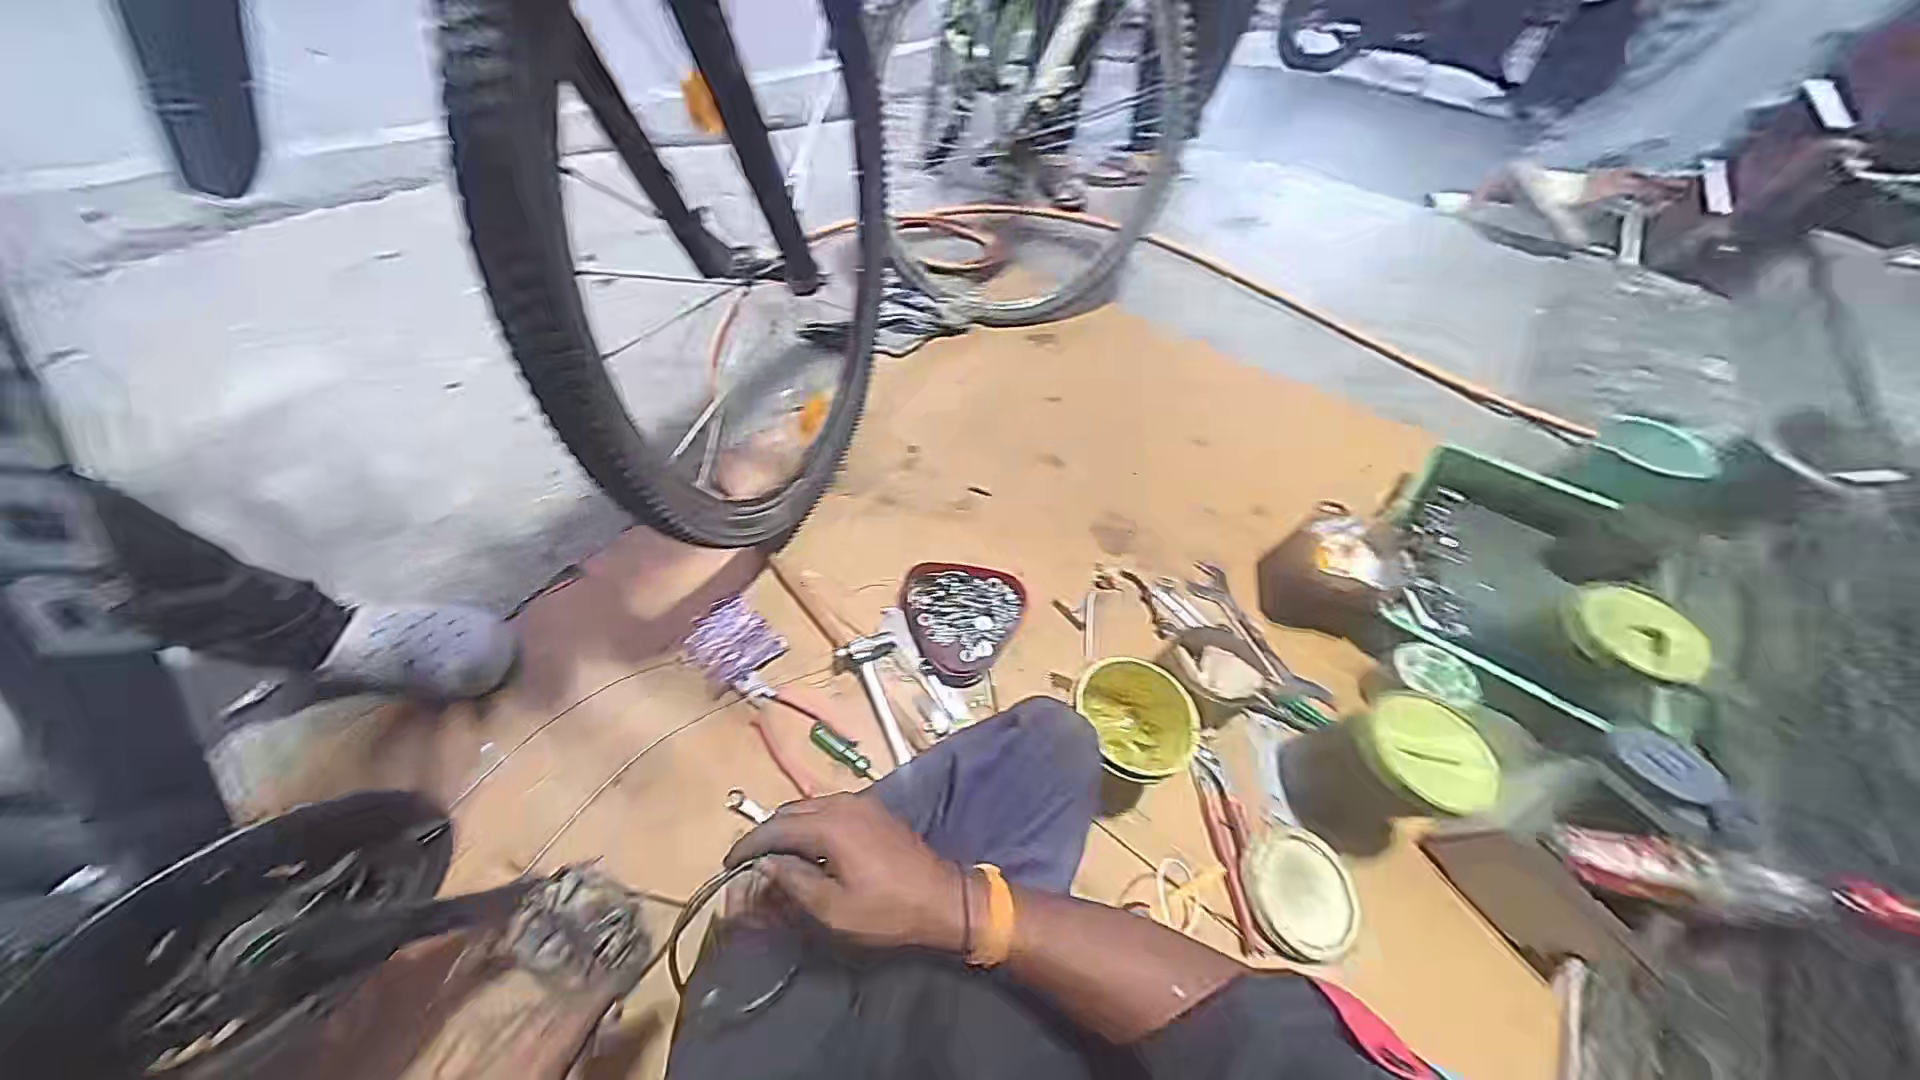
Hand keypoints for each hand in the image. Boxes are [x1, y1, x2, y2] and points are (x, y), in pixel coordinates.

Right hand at [724, 792, 967, 951]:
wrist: (941, 896)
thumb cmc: (887, 909)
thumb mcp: (834, 908)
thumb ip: (795, 881)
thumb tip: (766, 864)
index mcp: (831, 824)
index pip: (777, 826)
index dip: (749, 844)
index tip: (729, 862)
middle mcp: (844, 803)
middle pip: (791, 809)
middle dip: (766, 832)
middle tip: (748, 861)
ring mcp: (862, 802)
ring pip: (811, 805)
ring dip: (788, 825)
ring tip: (773, 856)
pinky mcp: (873, 809)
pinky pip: (830, 808)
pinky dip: (810, 822)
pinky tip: (807, 846)